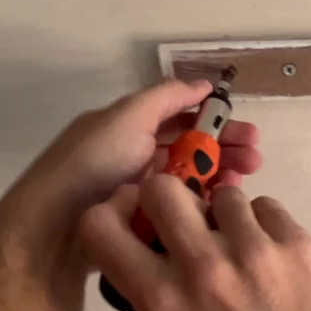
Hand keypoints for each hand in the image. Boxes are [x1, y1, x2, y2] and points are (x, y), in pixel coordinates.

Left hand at [0, 80, 261, 269]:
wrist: (54, 227)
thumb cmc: (92, 165)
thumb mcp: (126, 117)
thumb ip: (166, 97)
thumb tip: (202, 84)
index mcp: (130, 129)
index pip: (183, 119)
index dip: (216, 122)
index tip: (249, 133)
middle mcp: (136, 158)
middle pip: (191, 150)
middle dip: (226, 151)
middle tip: (256, 161)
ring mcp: (140, 194)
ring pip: (190, 181)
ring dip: (219, 179)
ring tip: (241, 185)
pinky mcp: (142, 225)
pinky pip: (179, 211)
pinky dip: (202, 208)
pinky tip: (221, 210)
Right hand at [78, 177, 310, 310]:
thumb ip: (161, 298)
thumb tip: (155, 251)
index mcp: (165, 303)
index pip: (101, 228)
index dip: (113, 216)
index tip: (135, 223)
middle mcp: (204, 268)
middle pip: (162, 189)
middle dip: (169, 202)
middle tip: (188, 224)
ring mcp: (255, 251)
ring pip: (224, 195)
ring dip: (227, 219)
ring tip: (245, 252)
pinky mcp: (298, 244)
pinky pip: (267, 207)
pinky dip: (266, 227)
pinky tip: (275, 258)